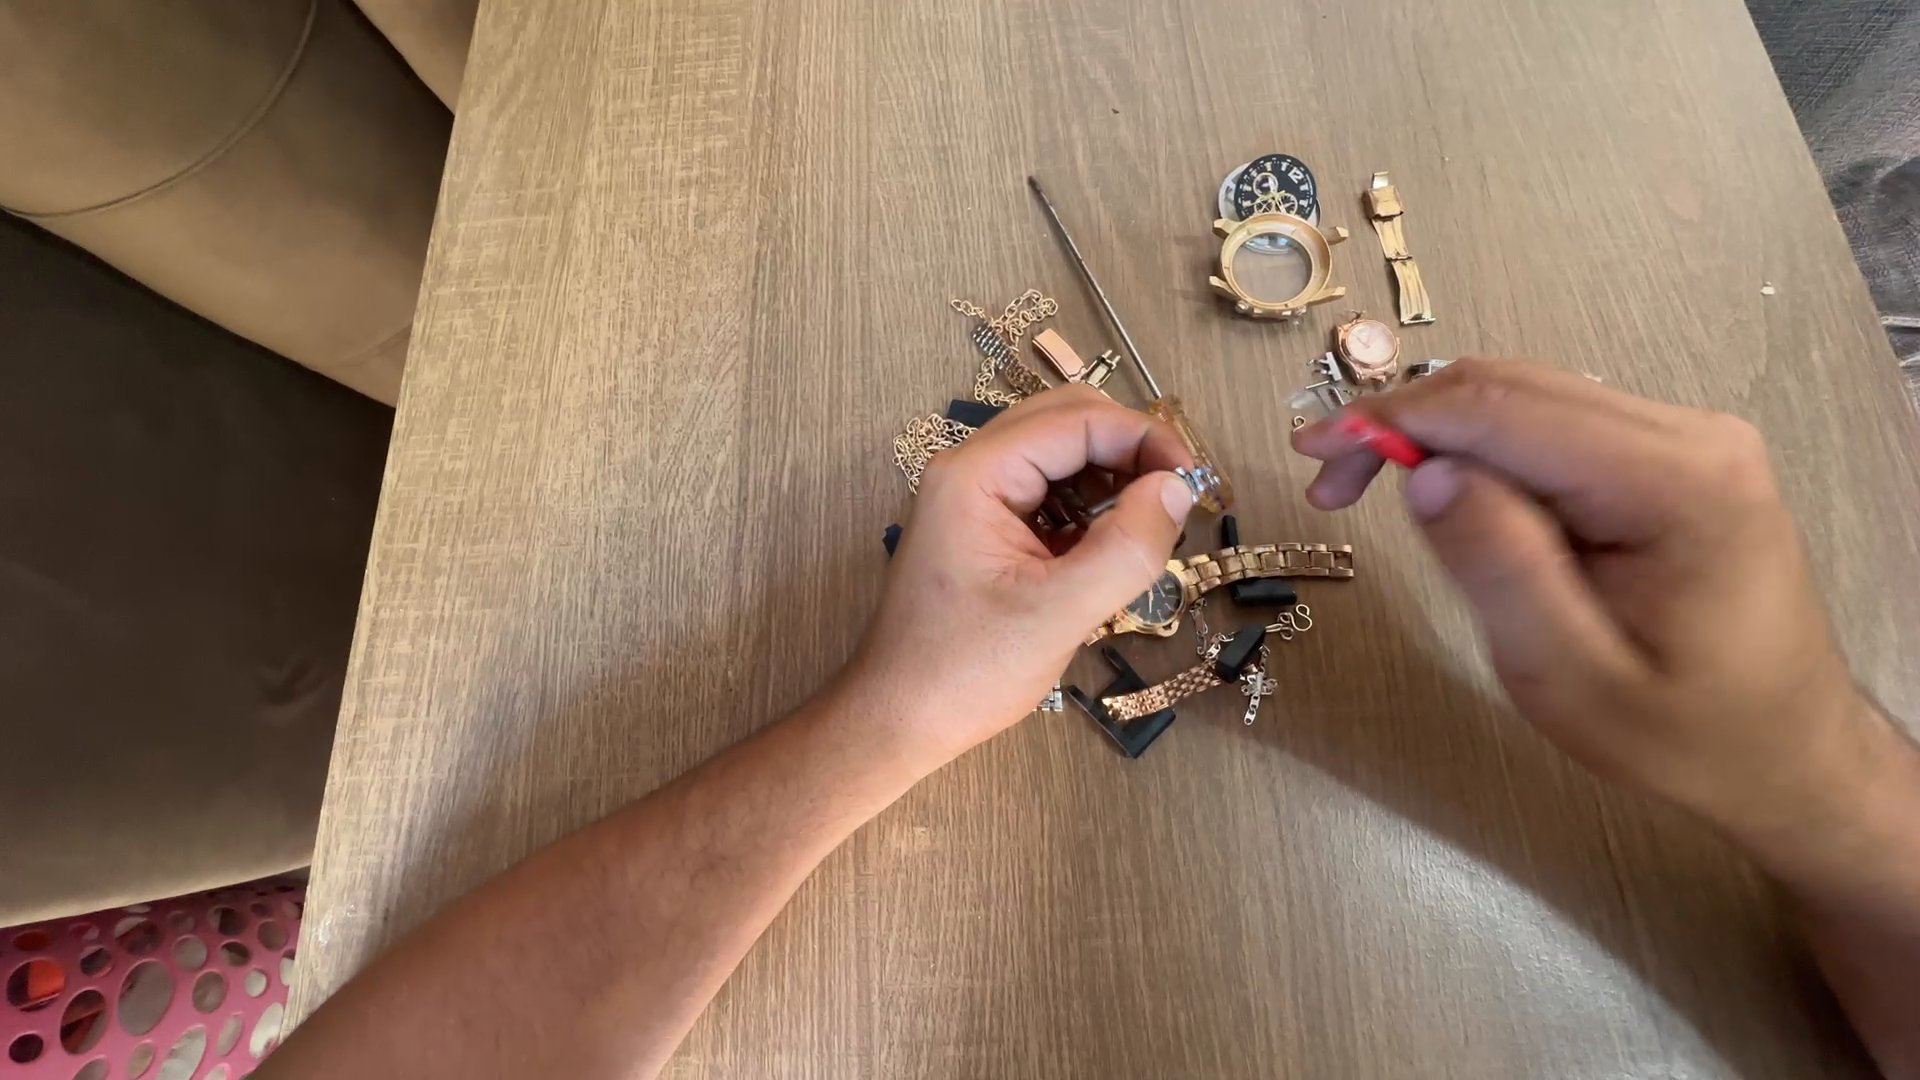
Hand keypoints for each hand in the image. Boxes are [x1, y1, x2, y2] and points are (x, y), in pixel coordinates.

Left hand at [845, 385, 1194, 772]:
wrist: (899, 716)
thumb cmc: (966, 671)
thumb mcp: (1057, 614)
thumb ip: (1126, 548)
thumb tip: (1179, 488)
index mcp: (976, 474)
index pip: (1076, 420)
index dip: (1144, 438)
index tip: (1195, 480)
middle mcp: (970, 469)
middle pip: (1066, 422)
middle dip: (1128, 450)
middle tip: (1175, 498)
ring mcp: (973, 496)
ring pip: (1058, 455)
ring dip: (1109, 478)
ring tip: (1146, 526)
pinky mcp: (983, 525)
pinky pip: (1045, 492)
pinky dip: (1086, 507)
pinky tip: (1108, 544)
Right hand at [1292, 359, 1912, 872]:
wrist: (1780, 751)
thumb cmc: (1675, 730)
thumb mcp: (1565, 672)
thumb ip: (1499, 567)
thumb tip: (1427, 476)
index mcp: (1671, 482)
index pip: (1497, 410)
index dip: (1388, 419)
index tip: (1312, 454)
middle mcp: (1683, 434)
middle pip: (1501, 387)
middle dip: (1396, 421)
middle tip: (1326, 482)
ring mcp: (1675, 438)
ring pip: (1512, 395)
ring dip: (1423, 429)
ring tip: (1362, 485)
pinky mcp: (1654, 455)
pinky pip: (1534, 422)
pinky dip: (1462, 442)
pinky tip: (1434, 485)